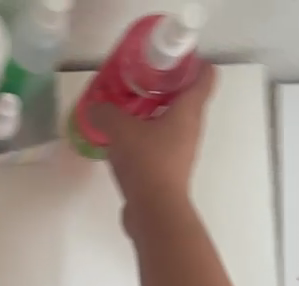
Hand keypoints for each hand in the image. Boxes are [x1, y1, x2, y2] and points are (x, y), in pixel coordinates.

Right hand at [89, 65, 216, 210]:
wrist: (155, 213)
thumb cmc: (147, 163)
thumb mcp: (121, 131)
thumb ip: (105, 114)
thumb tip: (93, 107)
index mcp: (189, 110)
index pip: (205, 75)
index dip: (191, 63)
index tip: (167, 60)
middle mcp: (191, 128)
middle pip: (185, 98)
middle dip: (163, 88)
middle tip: (138, 84)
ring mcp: (181, 152)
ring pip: (170, 123)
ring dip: (151, 115)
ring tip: (125, 112)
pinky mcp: (168, 171)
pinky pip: (158, 146)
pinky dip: (144, 139)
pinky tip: (122, 143)